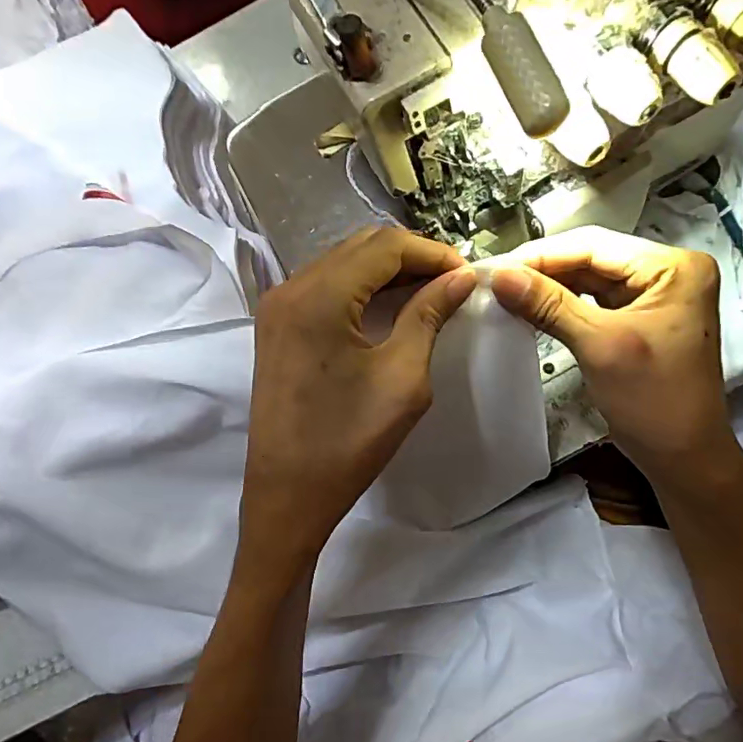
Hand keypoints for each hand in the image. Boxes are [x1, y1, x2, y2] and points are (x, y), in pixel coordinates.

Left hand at [242, 227, 477, 567]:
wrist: (287, 494)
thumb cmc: (348, 442)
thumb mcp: (403, 378)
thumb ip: (428, 316)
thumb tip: (459, 278)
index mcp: (319, 296)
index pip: (385, 247)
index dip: (432, 253)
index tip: (467, 274)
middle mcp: (291, 288)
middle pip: (361, 247)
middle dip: (411, 257)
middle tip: (451, 283)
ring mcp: (277, 307)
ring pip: (341, 263)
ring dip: (386, 271)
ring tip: (429, 293)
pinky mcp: (275, 326)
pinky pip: (324, 287)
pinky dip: (360, 288)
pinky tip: (390, 307)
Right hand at [490, 226, 731, 483]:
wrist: (684, 457)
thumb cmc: (653, 401)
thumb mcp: (599, 345)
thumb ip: (548, 304)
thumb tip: (499, 276)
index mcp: (674, 267)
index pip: (595, 246)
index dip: (542, 255)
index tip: (496, 267)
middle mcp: (668, 271)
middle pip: (592, 258)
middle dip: (543, 269)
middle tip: (495, 280)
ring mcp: (656, 294)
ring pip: (590, 278)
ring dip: (550, 285)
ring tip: (507, 291)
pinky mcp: (641, 316)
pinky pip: (594, 299)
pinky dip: (563, 303)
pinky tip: (532, 305)